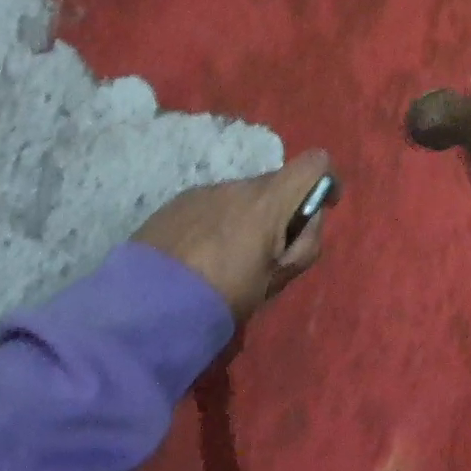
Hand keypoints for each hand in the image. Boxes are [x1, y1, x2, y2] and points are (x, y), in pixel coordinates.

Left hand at [131, 150, 337, 323]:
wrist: (146, 306)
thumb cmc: (225, 295)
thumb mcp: (278, 278)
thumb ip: (306, 243)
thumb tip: (312, 218)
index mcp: (268, 201)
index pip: (314, 163)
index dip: (324, 181)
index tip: (321, 208)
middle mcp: (237, 185)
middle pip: (275, 184)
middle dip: (281, 209)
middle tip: (268, 251)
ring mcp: (203, 192)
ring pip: (241, 196)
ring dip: (246, 216)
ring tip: (228, 257)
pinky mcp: (175, 203)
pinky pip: (211, 205)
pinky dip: (217, 222)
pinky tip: (200, 255)